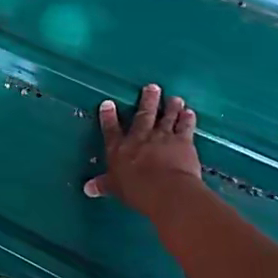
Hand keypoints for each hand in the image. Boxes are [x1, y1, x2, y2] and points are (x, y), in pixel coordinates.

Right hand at [84, 84, 203, 216]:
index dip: (108, 116)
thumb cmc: (135, 190)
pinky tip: (189, 112)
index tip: (107, 103)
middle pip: (143, 115)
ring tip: (174, 97)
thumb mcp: (114, 188)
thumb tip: (87, 189)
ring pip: (166, 117)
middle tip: (152, 87)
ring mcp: (162, 136)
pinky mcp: (182, 141)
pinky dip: (187, 119)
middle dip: (147, 100)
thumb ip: (103, 185)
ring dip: (170, 106)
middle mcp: (140, 137)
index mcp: (119, 148)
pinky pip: (185, 127)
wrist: (165, 189)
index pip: (111, 130)